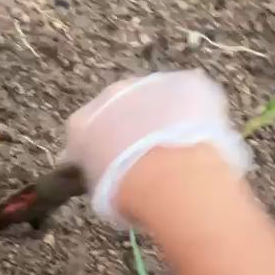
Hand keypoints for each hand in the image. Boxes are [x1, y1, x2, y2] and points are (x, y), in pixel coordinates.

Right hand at [64, 70, 250, 226]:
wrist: (169, 180)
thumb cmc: (128, 192)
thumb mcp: (97, 192)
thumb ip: (96, 173)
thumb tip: (104, 175)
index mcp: (80, 125)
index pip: (81, 134)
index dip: (95, 150)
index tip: (105, 165)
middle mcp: (109, 96)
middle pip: (115, 107)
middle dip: (126, 126)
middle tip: (140, 155)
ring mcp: (148, 84)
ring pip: (150, 96)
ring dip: (157, 116)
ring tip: (170, 146)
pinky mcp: (185, 81)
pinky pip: (185, 94)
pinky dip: (189, 111)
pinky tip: (194, 135)